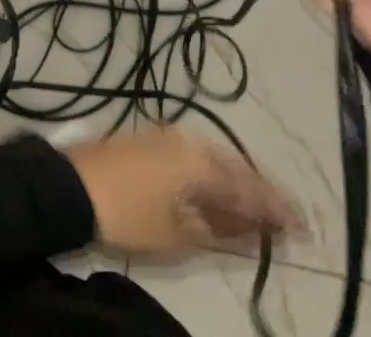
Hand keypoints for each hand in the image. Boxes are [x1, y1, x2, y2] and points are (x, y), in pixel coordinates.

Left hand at [66, 126, 299, 257]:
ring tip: (247, 214)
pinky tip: (210, 196)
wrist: (68, 187)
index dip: (278, 210)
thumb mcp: (179, 233)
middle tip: (278, 221)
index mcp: (202, 161)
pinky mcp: (146, 141)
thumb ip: (221, 229)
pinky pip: (190, 159)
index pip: (251, 188)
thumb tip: (253, 230)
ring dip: (231, 186)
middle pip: (233, 170)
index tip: (303, 227)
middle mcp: (188, 141)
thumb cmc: (127, 213)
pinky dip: (206, 179)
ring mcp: (165, 137)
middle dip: (257, 195)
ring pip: (211, 162)